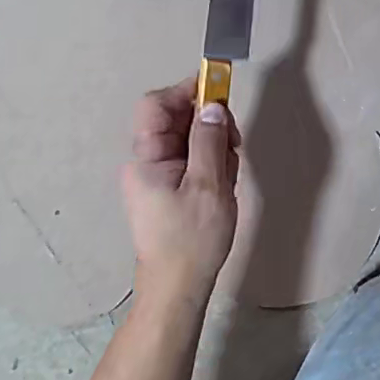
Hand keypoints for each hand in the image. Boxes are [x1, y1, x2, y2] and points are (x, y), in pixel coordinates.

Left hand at [121, 78, 241, 302]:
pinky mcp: (168, 189)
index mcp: (146, 158)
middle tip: (233, 142)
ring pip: (187, 140)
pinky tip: (223, 184)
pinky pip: (190, 161)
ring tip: (228, 173)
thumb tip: (212, 106)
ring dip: (213, 146)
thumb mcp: (208, 186)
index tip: (217, 91)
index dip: (185, 91)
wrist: (177, 288)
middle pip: (174, 120)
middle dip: (207, 124)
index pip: (155, 105)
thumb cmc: (191, 240)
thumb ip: (210, 141)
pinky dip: (210, 164)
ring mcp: (156, 176)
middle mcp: (146, 162)